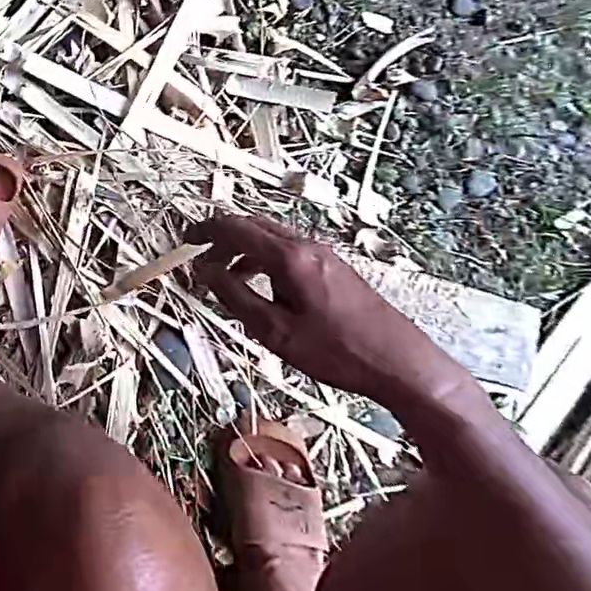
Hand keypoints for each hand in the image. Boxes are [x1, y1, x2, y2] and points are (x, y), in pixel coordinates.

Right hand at [184, 214, 474, 415]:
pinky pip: (287, 249)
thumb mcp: (275, 332)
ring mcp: (323, 253)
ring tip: (226, 279)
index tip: (184, 244)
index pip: (233, 226)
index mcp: (289, 256)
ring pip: (269, 236)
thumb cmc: (340, 353)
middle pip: (250, 224)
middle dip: (220, 239)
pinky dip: (263, 259)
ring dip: (241, 250)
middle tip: (200, 261)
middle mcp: (306, 245)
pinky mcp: (333, 266)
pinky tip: (261, 288)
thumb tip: (204, 271)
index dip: (203, 232)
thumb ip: (234, 296)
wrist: (406, 367)